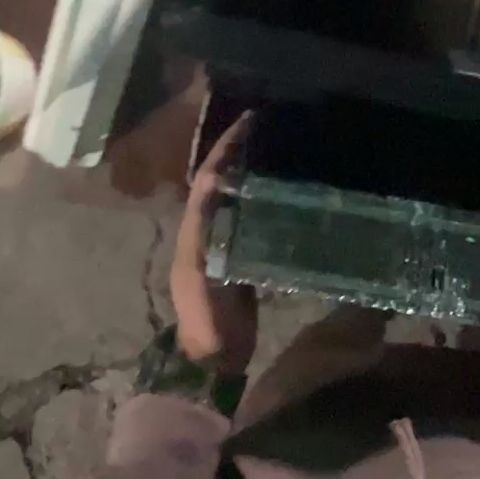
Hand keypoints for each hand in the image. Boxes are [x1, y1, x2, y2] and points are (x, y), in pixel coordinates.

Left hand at [170, 112, 257, 373]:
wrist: (213, 358)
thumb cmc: (206, 317)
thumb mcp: (201, 274)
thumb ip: (206, 232)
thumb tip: (213, 184)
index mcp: (194, 228)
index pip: (207, 177)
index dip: (224, 148)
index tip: (247, 121)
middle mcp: (206, 228)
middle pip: (221, 180)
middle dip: (239, 152)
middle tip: (271, 128)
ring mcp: (223, 243)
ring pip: (236, 195)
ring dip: (251, 170)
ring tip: (281, 149)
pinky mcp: (241, 256)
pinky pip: (250, 216)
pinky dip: (263, 197)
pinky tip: (286, 190)